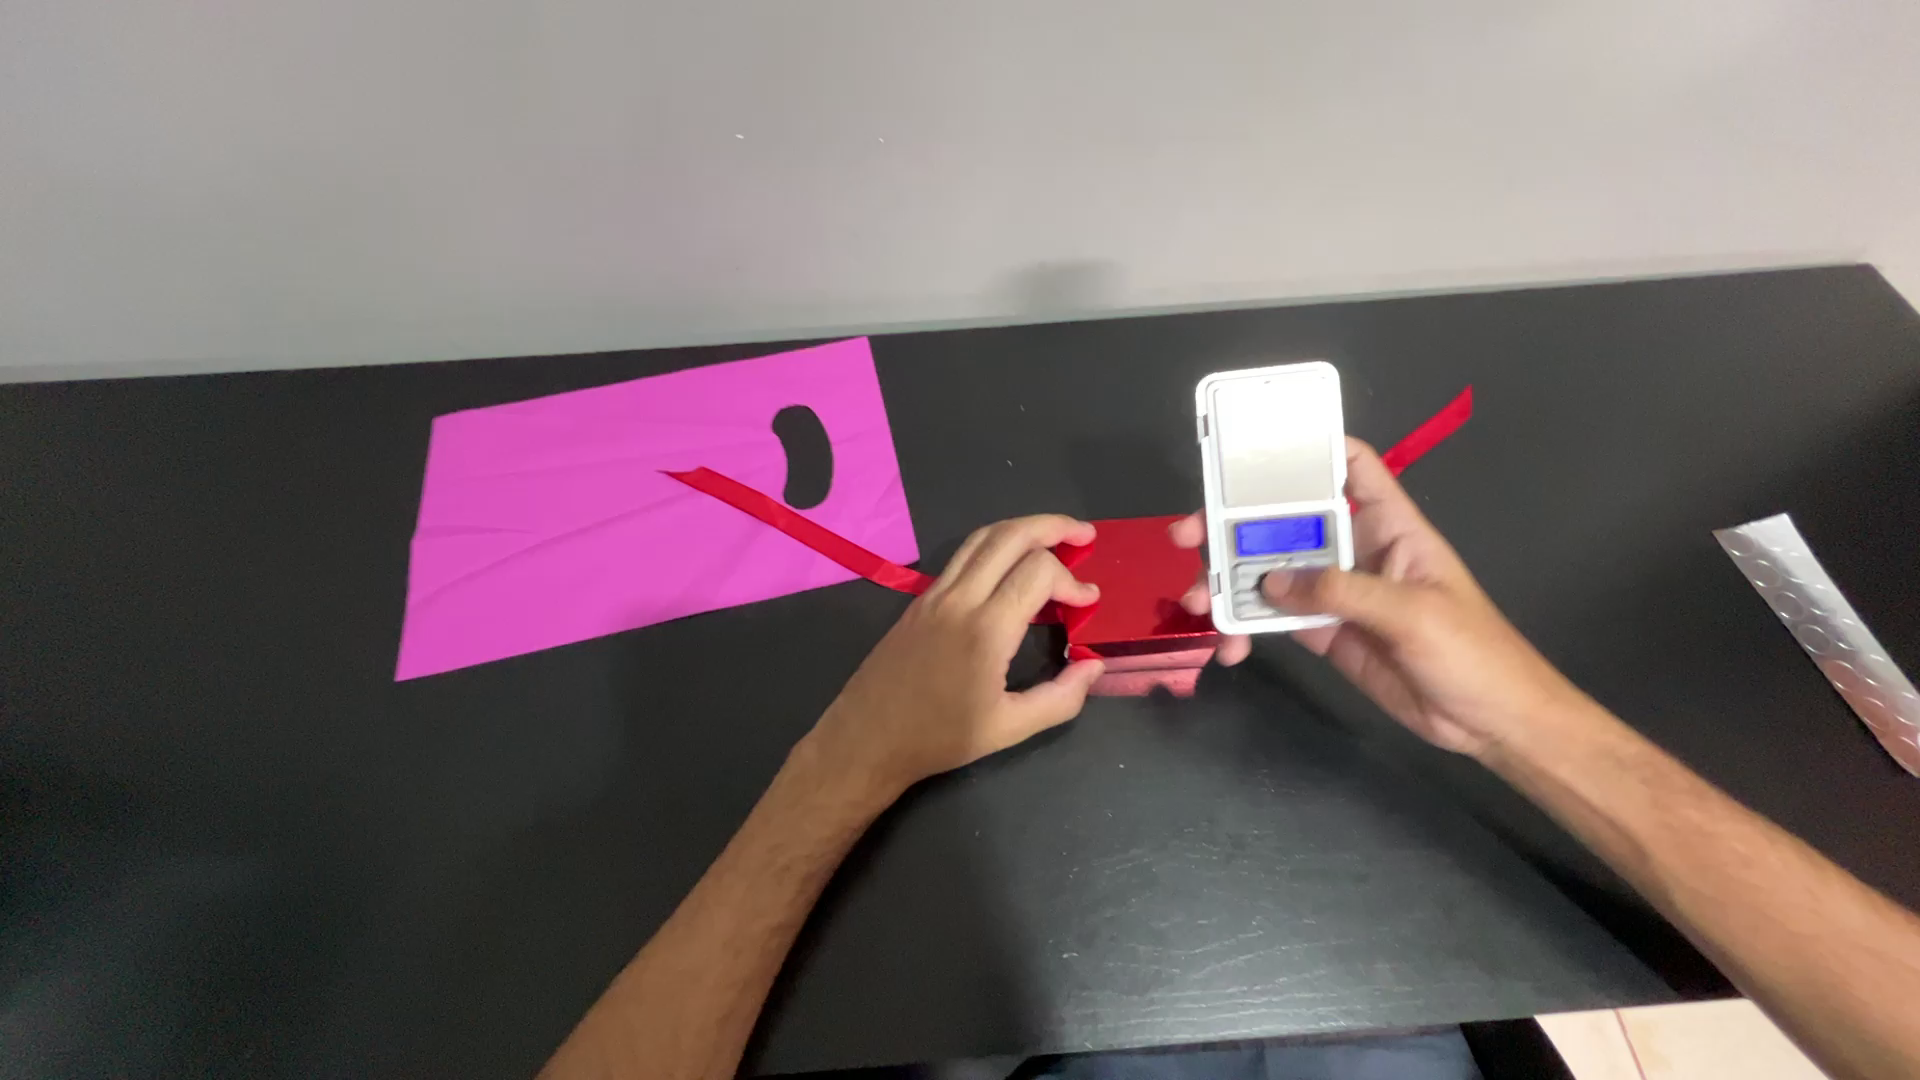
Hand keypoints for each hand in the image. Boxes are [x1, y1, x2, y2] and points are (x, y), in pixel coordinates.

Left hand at [804, 515, 1106, 796]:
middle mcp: (960, 599)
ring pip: (982, 538)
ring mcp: (935, 594)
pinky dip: (994, 545)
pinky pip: (962, 556)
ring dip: (1022, 528)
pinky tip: (1010, 561)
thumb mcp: (1009, 729)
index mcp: (986, 629)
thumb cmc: (939, 737)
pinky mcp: (920, 599)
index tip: (1088, 602)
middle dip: (1053, 527)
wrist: (867, 738)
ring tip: (1054, 534)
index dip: (1073, 581)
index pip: (1039, 572)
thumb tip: (1094, 666)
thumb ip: (1060, 698)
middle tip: (1085, 534)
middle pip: (1010, 536)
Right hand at [1170, 438, 1584, 756]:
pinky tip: (1230, 646)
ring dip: (1226, 583)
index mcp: (1389, 527)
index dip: (1310, 450)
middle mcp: (1353, 550)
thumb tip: (1269, 582)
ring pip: (1266, 572)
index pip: (1352, 468)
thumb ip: (1341, 592)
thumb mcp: (1413, 614)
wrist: (1490, 723)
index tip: (1253, 452)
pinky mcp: (1320, 631)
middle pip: (1285, 521)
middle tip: (1187, 536)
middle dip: (1232, 525)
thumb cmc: (1474, 653)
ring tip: (1197, 603)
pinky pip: (1270, 618)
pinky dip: (1243, 628)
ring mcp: (1333, 592)